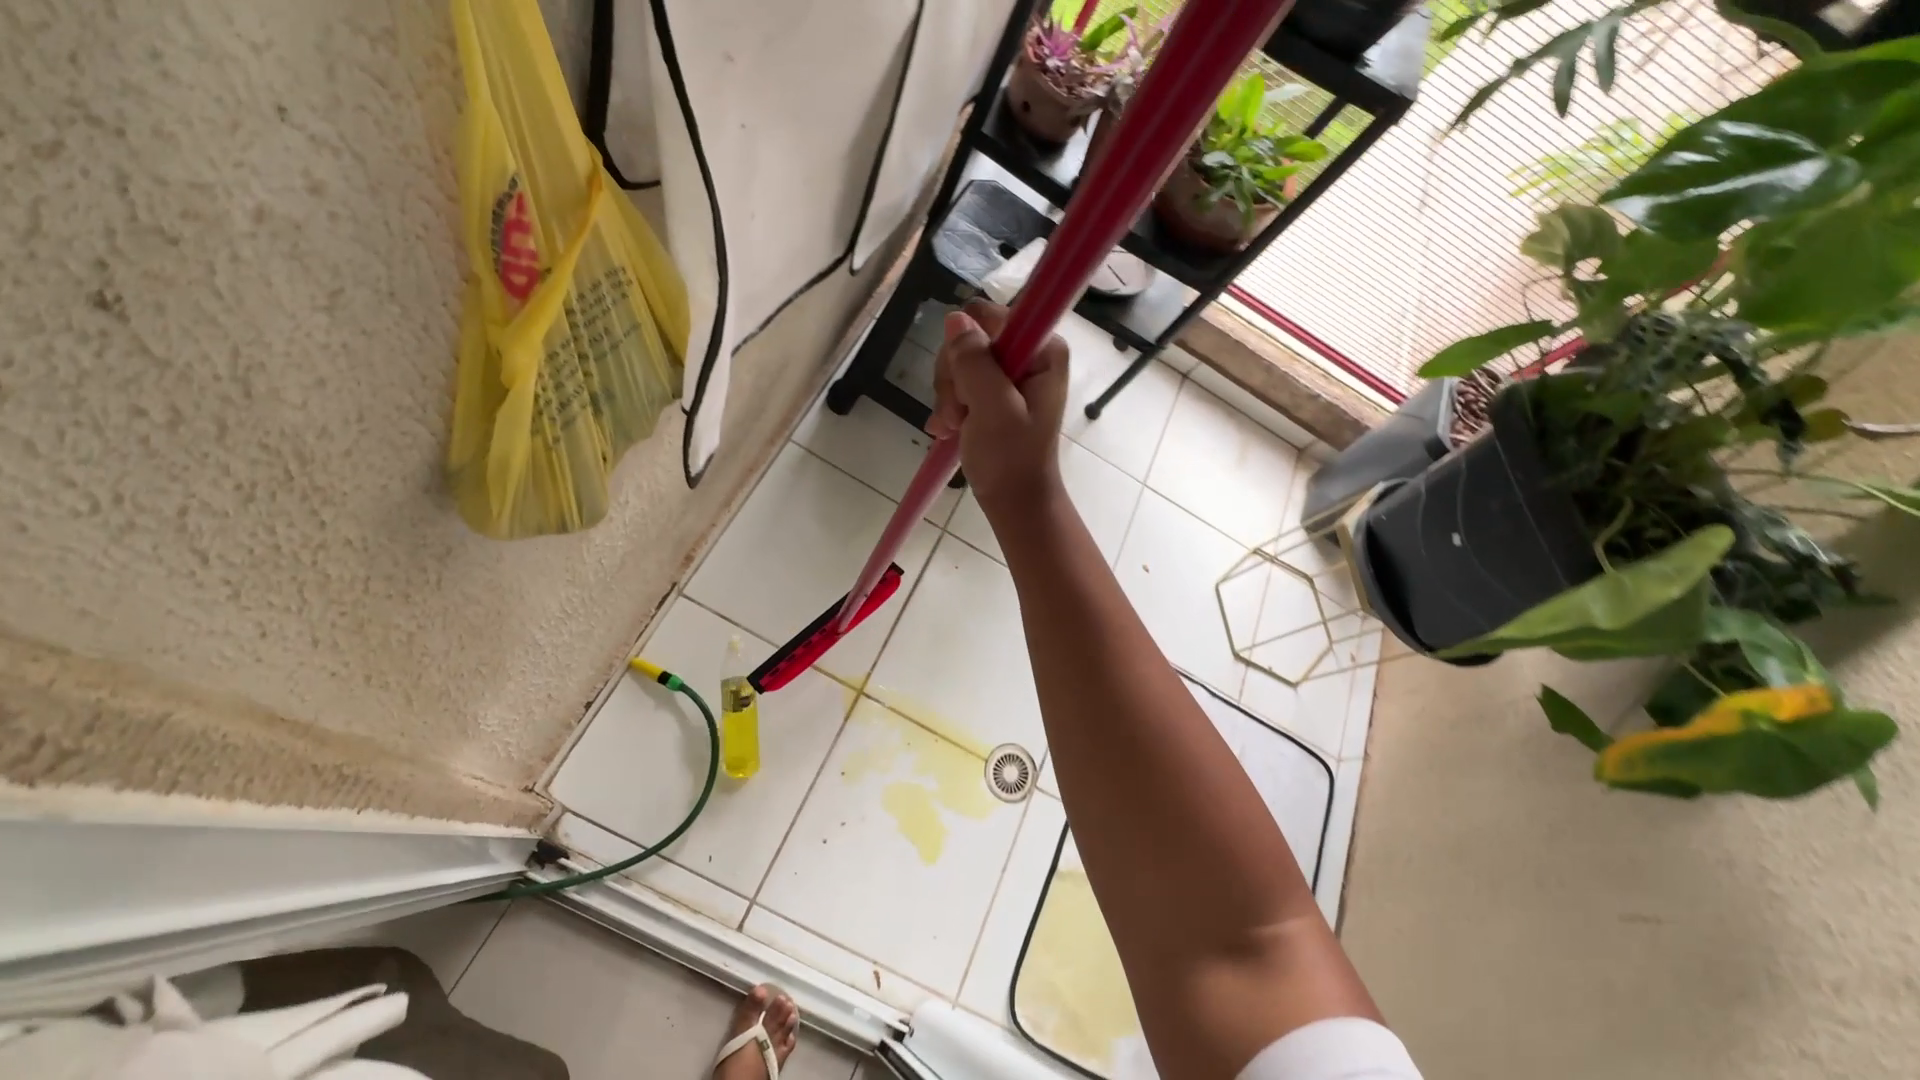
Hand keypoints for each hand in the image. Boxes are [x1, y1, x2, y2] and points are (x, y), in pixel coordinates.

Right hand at [925, 300, 1069, 518]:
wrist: (1014, 502)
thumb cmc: (1010, 459)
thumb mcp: (992, 408)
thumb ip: (975, 361)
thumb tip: (956, 318)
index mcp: (1043, 350)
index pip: (990, 317)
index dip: (969, 346)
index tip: (968, 383)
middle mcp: (1030, 354)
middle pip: (970, 339)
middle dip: (956, 378)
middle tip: (959, 414)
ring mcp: (1011, 374)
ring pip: (959, 362)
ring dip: (950, 396)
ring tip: (955, 427)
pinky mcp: (994, 392)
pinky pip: (960, 382)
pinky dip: (950, 406)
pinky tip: (947, 430)